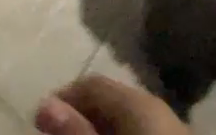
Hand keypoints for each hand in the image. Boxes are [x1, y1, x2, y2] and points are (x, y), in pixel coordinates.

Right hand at [35, 76, 190, 134]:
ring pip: (127, 125)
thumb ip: (76, 134)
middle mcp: (159, 112)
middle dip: (81, 122)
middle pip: (109, 104)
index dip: (62, 100)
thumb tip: (46, 105)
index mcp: (140, 105)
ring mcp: (175, 133)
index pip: (91, 85)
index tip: (40, 125)